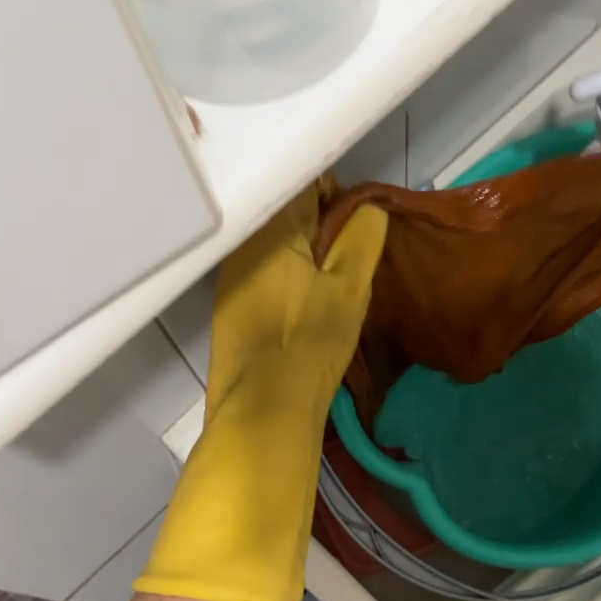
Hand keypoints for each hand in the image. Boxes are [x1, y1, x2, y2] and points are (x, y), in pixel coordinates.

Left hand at [134, 180, 387, 600]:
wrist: (261, 414)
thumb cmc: (308, 347)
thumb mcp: (347, 290)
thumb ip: (361, 240)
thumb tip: (370, 208)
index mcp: (269, 231)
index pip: (305, 187)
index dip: (339, 199)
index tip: (362, 226)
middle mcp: (241, 248)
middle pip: (286, 217)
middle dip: (322, 229)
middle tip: (353, 260)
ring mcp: (230, 282)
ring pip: (274, 250)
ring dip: (304, 257)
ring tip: (335, 285)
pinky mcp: (229, 312)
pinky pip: (263, 278)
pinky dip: (287, 281)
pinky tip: (307, 308)